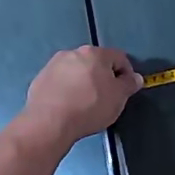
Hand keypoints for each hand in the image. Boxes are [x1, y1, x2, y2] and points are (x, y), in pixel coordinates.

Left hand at [17, 46, 142, 148]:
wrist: (50, 122)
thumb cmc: (90, 106)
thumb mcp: (119, 98)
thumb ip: (129, 85)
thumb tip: (134, 78)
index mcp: (95, 53)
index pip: (119, 57)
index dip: (127, 73)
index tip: (126, 90)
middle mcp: (73, 53)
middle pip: (96, 62)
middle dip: (103, 77)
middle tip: (106, 97)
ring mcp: (53, 64)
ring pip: (77, 71)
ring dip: (84, 82)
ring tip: (85, 103)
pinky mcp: (40, 79)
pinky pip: (61, 81)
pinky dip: (68, 89)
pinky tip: (69, 106)